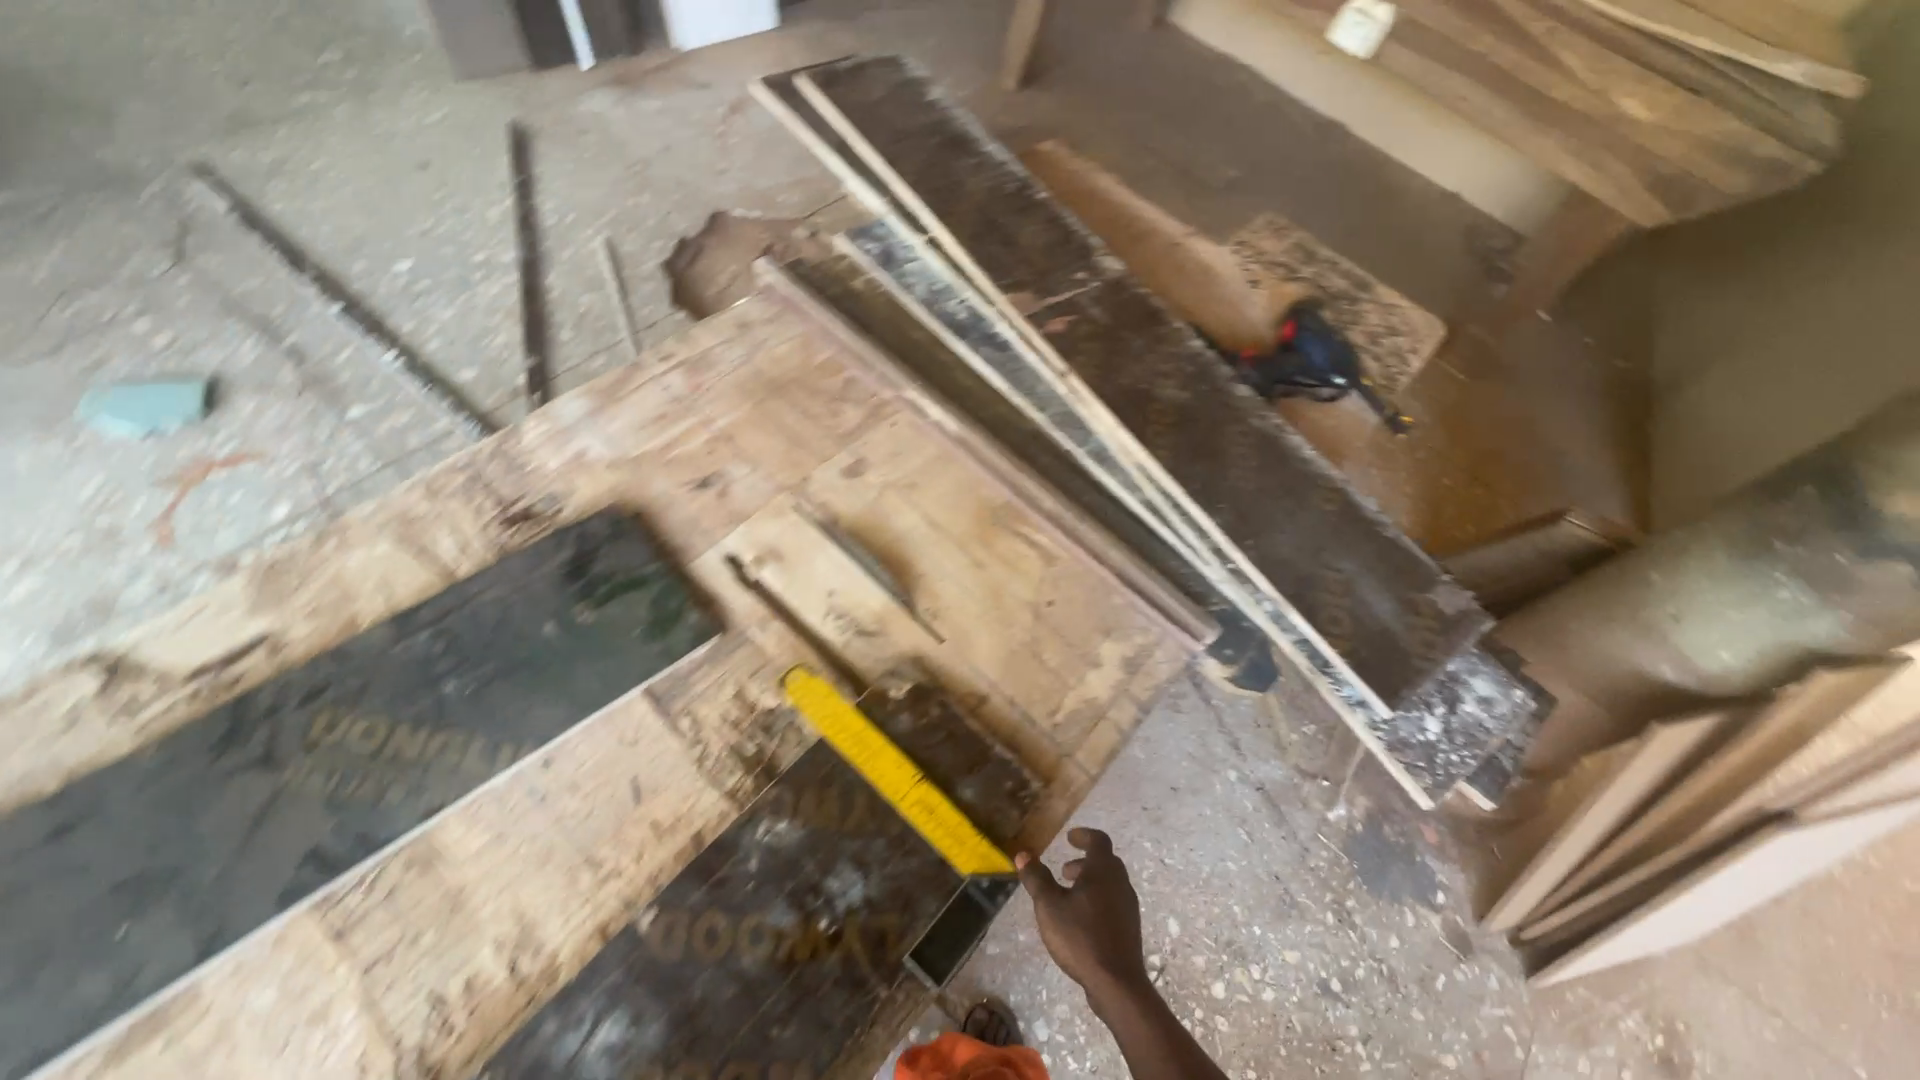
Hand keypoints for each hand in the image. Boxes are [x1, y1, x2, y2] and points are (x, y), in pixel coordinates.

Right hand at [1015, 827, 1148, 1003]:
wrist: (1117, 982)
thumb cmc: (1080, 937)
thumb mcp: (1049, 906)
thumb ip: (1037, 879)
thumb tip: (1023, 854)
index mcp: (1103, 871)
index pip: (1099, 840)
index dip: (1084, 835)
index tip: (1069, 838)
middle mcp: (1120, 883)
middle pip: (1105, 862)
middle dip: (1084, 862)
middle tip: (1065, 870)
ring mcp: (1128, 906)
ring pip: (1110, 883)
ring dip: (1090, 882)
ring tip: (1068, 896)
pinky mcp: (1129, 927)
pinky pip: (1113, 902)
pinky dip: (1097, 899)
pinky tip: (1081, 920)